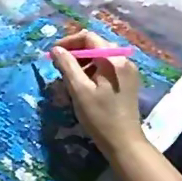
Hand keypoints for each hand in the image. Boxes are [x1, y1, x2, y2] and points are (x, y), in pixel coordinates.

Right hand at [49, 30, 148, 157]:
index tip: (53, 54)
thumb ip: (67, 66)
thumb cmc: (100, 117)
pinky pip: (107, 66)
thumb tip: (56, 49)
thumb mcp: (79, 90)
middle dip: (75, 52)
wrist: (125, 143)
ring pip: (100, 56)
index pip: (88, 37)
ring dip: (83, 62)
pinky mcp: (128, 81)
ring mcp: (128, 70)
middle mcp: (124, 59)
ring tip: (70, 78)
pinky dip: (93, 70)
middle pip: (95, 45)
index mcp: (113, 59)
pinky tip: (84, 85)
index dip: (68, 42)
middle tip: (59, 66)